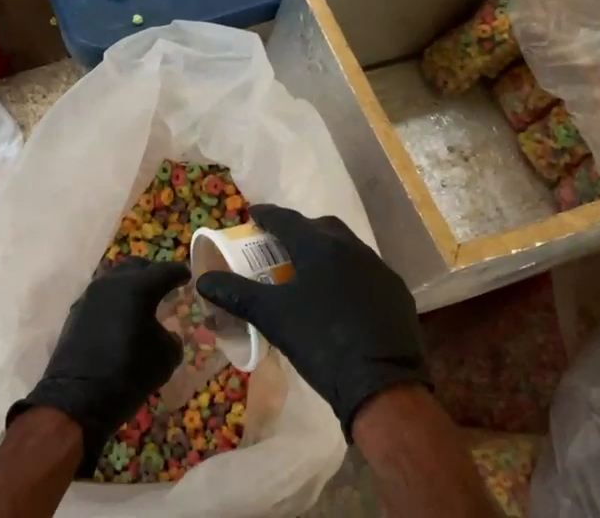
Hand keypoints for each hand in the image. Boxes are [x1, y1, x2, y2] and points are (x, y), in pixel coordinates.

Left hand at [12, 258, 189, 474]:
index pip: (164, 271)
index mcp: (137, 287)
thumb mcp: (165, 357)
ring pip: (115, 279)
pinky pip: (101, 297)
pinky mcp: (76, 311)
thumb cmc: (130, 373)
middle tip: (165, 285)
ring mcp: (90, 295)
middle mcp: (112, 283)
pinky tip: (121, 318)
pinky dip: (114, 301)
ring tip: (142, 301)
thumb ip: (171, 338)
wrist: (79, 397)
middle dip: (152, 272)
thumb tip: (167, 333)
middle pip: (136, 267)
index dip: (179, 272)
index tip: (187, 275)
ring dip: (130, 285)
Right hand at [196, 204, 427, 437]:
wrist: (381, 383)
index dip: (267, 216)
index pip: (286, 219)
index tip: (253, 215)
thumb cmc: (319, 342)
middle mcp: (350, 247)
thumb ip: (237, 294)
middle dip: (299, 230)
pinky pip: (365, 270)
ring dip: (325, 250)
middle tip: (280, 245)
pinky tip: (340, 295)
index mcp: (318, 246)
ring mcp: (378, 268)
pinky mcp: (395, 291)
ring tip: (309, 269)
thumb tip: (203, 282)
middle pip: (320, 227)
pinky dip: (347, 272)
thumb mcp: (272, 317)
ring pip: (346, 246)